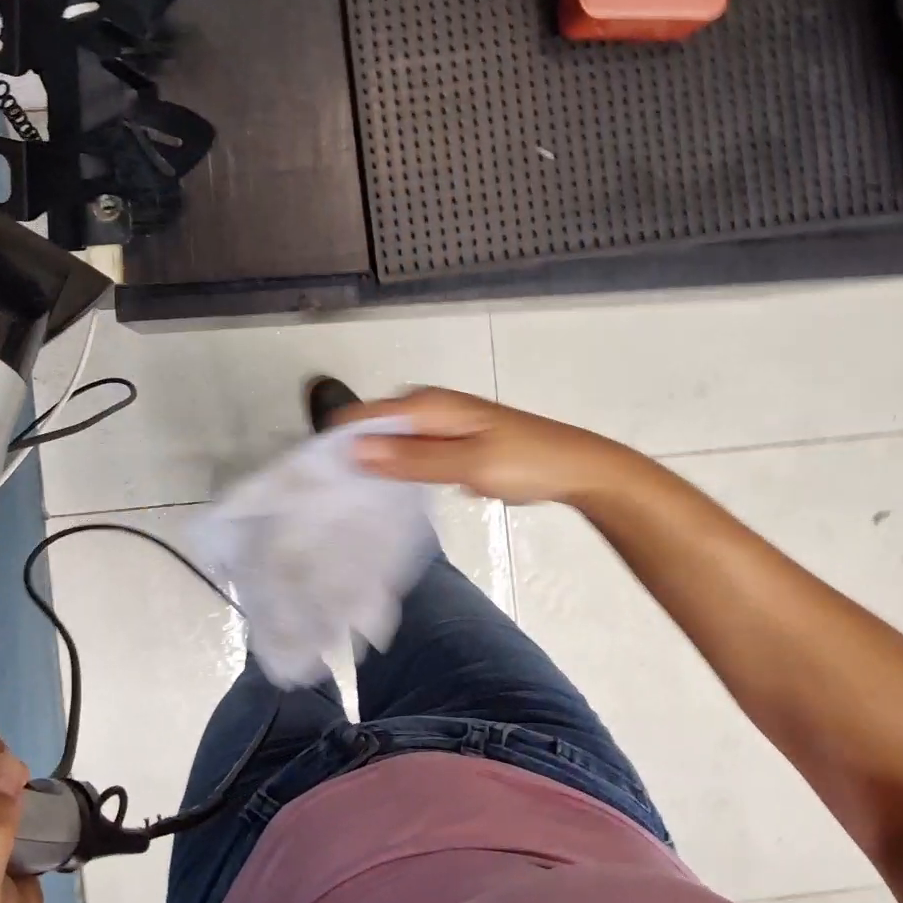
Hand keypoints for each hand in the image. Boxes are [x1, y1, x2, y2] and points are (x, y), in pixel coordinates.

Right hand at [334, 387, 641, 505]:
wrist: (579, 470)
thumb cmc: (525, 463)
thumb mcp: (467, 465)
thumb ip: (411, 459)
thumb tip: (355, 450)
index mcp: (427, 404)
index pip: (362, 415)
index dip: (339, 442)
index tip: (323, 477)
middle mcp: (427, 406)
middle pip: (374, 428)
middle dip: (357, 455)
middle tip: (342, 496)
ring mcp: (439, 423)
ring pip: (392, 442)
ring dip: (378, 465)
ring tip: (361, 498)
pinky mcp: (448, 441)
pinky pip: (410, 451)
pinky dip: (400, 469)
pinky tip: (397, 493)